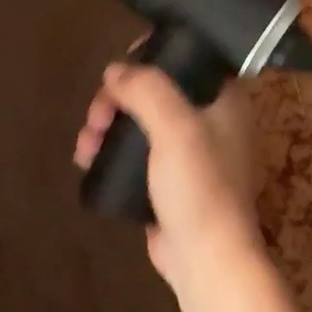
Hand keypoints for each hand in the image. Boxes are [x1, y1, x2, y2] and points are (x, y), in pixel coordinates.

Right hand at [73, 62, 262, 287]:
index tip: (120, 65)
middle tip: (96, 116)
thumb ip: (148, 90)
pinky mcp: (170, 183)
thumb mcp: (176, 127)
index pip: (191, 60)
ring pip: (143, 124)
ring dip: (110, 125)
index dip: (155, 56)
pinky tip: (88, 159)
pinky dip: (113, 152)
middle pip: (158, 93)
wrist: (204, 256)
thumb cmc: (199, 185)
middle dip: (120, 99)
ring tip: (86, 143)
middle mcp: (213, 123)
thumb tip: (117, 69)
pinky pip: (138, 155)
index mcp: (226, 102)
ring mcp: (191, 155)